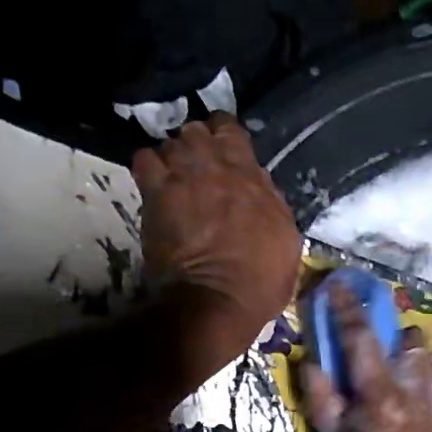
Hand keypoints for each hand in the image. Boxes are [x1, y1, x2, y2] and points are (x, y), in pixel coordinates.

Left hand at [132, 114, 300, 373]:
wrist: (218, 300)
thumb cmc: (260, 281)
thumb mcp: (286, 242)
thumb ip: (272, 205)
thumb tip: (259, 187)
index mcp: (251, 175)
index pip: (233, 131)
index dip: (227, 138)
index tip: (228, 155)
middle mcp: (215, 164)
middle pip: (199, 132)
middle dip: (199, 146)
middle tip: (201, 171)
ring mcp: (182, 175)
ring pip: (172, 143)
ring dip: (175, 158)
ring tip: (178, 181)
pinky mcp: (155, 192)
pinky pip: (145, 160)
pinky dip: (151, 169)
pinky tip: (157, 187)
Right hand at [301, 289, 431, 431]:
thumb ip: (322, 397)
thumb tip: (312, 363)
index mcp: (381, 392)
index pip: (360, 337)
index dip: (345, 307)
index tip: (335, 284)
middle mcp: (412, 384)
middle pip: (408, 336)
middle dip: (388, 330)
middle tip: (366, 341)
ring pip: (421, 355)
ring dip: (401, 351)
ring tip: (380, 370)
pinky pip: (423, 374)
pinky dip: (407, 372)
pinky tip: (393, 394)